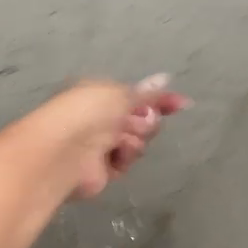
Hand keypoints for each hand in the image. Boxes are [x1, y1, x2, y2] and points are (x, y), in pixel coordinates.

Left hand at [29, 75, 190, 199]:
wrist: (65, 150)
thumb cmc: (88, 112)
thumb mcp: (120, 93)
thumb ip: (146, 92)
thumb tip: (165, 78)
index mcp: (100, 93)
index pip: (137, 95)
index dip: (159, 99)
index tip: (182, 103)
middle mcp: (101, 117)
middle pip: (142, 119)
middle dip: (146, 120)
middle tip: (135, 122)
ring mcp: (102, 143)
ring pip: (138, 141)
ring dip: (135, 138)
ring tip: (120, 140)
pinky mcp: (105, 168)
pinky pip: (128, 160)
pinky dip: (125, 156)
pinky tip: (115, 155)